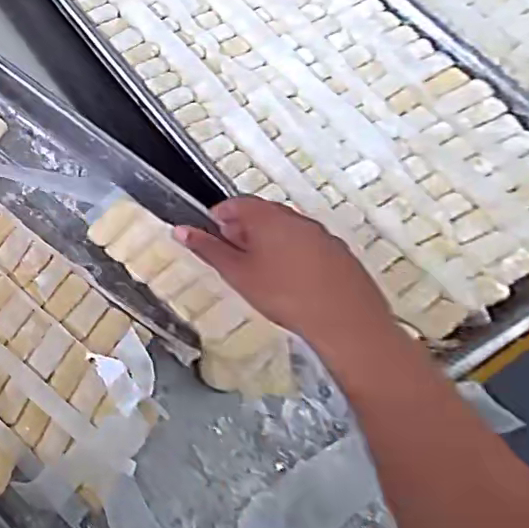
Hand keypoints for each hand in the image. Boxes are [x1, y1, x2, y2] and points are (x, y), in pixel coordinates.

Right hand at [173, 197, 398, 348]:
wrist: (347, 324)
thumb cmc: (285, 295)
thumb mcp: (235, 273)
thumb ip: (207, 248)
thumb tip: (181, 230)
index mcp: (268, 218)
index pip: (236, 203)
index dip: (219, 216)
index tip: (213, 235)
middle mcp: (297, 220)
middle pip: (263, 213)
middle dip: (243, 229)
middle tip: (233, 255)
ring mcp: (323, 236)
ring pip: (286, 229)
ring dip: (269, 241)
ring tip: (260, 271)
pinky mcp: (341, 254)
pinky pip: (308, 244)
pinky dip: (293, 254)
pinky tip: (290, 281)